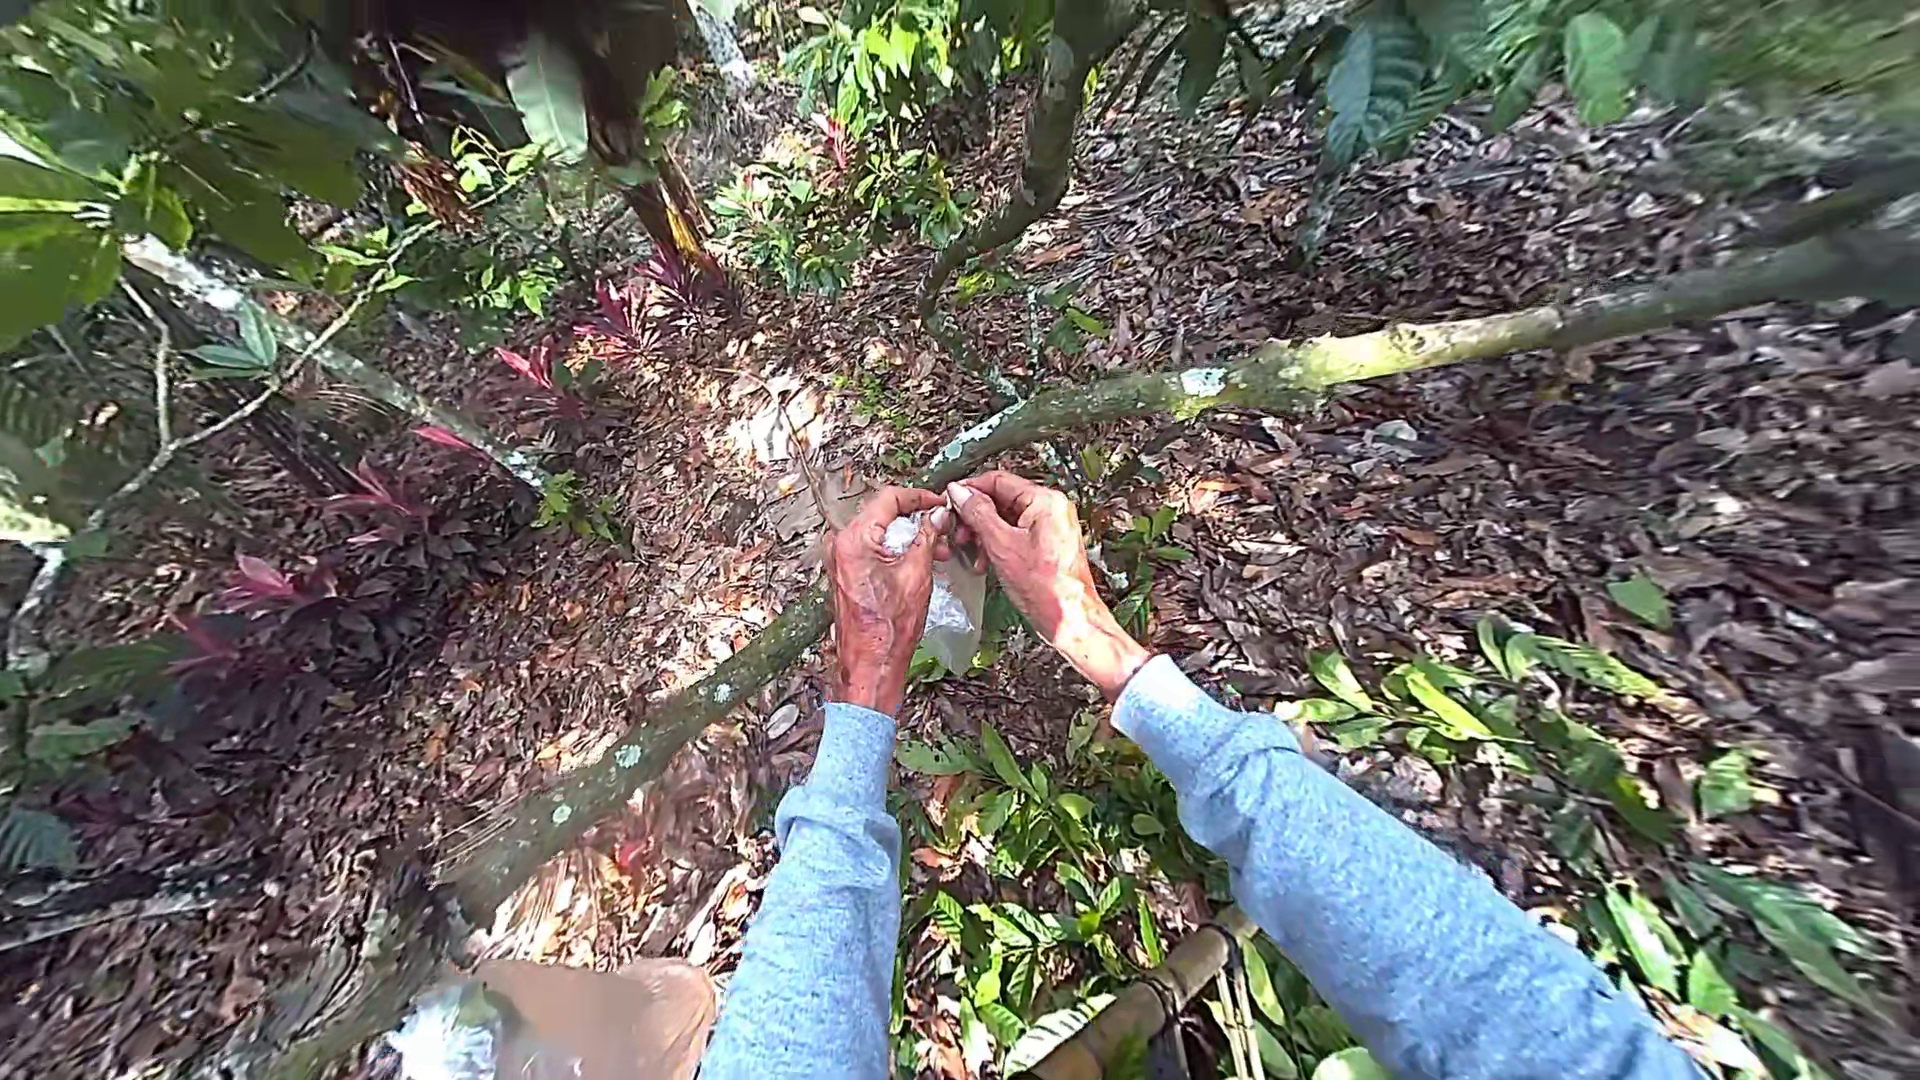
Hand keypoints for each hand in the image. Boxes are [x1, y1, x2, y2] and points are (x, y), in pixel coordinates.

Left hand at [826, 486, 951, 715]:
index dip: (919, 497)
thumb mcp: (917, 574)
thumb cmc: (888, 630)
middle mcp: (841, 546)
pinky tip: (918, 562)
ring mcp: (841, 561)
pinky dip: (896, 551)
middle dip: (916, 519)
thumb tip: (937, 516)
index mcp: (854, 540)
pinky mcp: (846, 574)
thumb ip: (928, 536)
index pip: (888, 499)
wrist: (871, 665)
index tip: (938, 503)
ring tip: (936, 551)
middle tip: (942, 527)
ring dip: (909, 537)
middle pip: (883, 514)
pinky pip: (873, 550)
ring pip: (880, 533)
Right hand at [946, 471, 1149, 700]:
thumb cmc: (1047, 589)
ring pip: (1005, 518)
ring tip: (972, 552)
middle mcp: (1051, 509)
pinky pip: (1015, 534)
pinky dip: (997, 544)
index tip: (950, 501)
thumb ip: (978, 513)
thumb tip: (960, 492)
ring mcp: (1051, 526)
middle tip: (959, 532)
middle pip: (1001, 499)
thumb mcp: (1002, 546)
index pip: (998, 480)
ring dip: (983, 534)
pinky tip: (986, 561)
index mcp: (1045, 501)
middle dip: (975, 517)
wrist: (1070, 620)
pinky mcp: (1047, 544)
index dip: (969, 490)